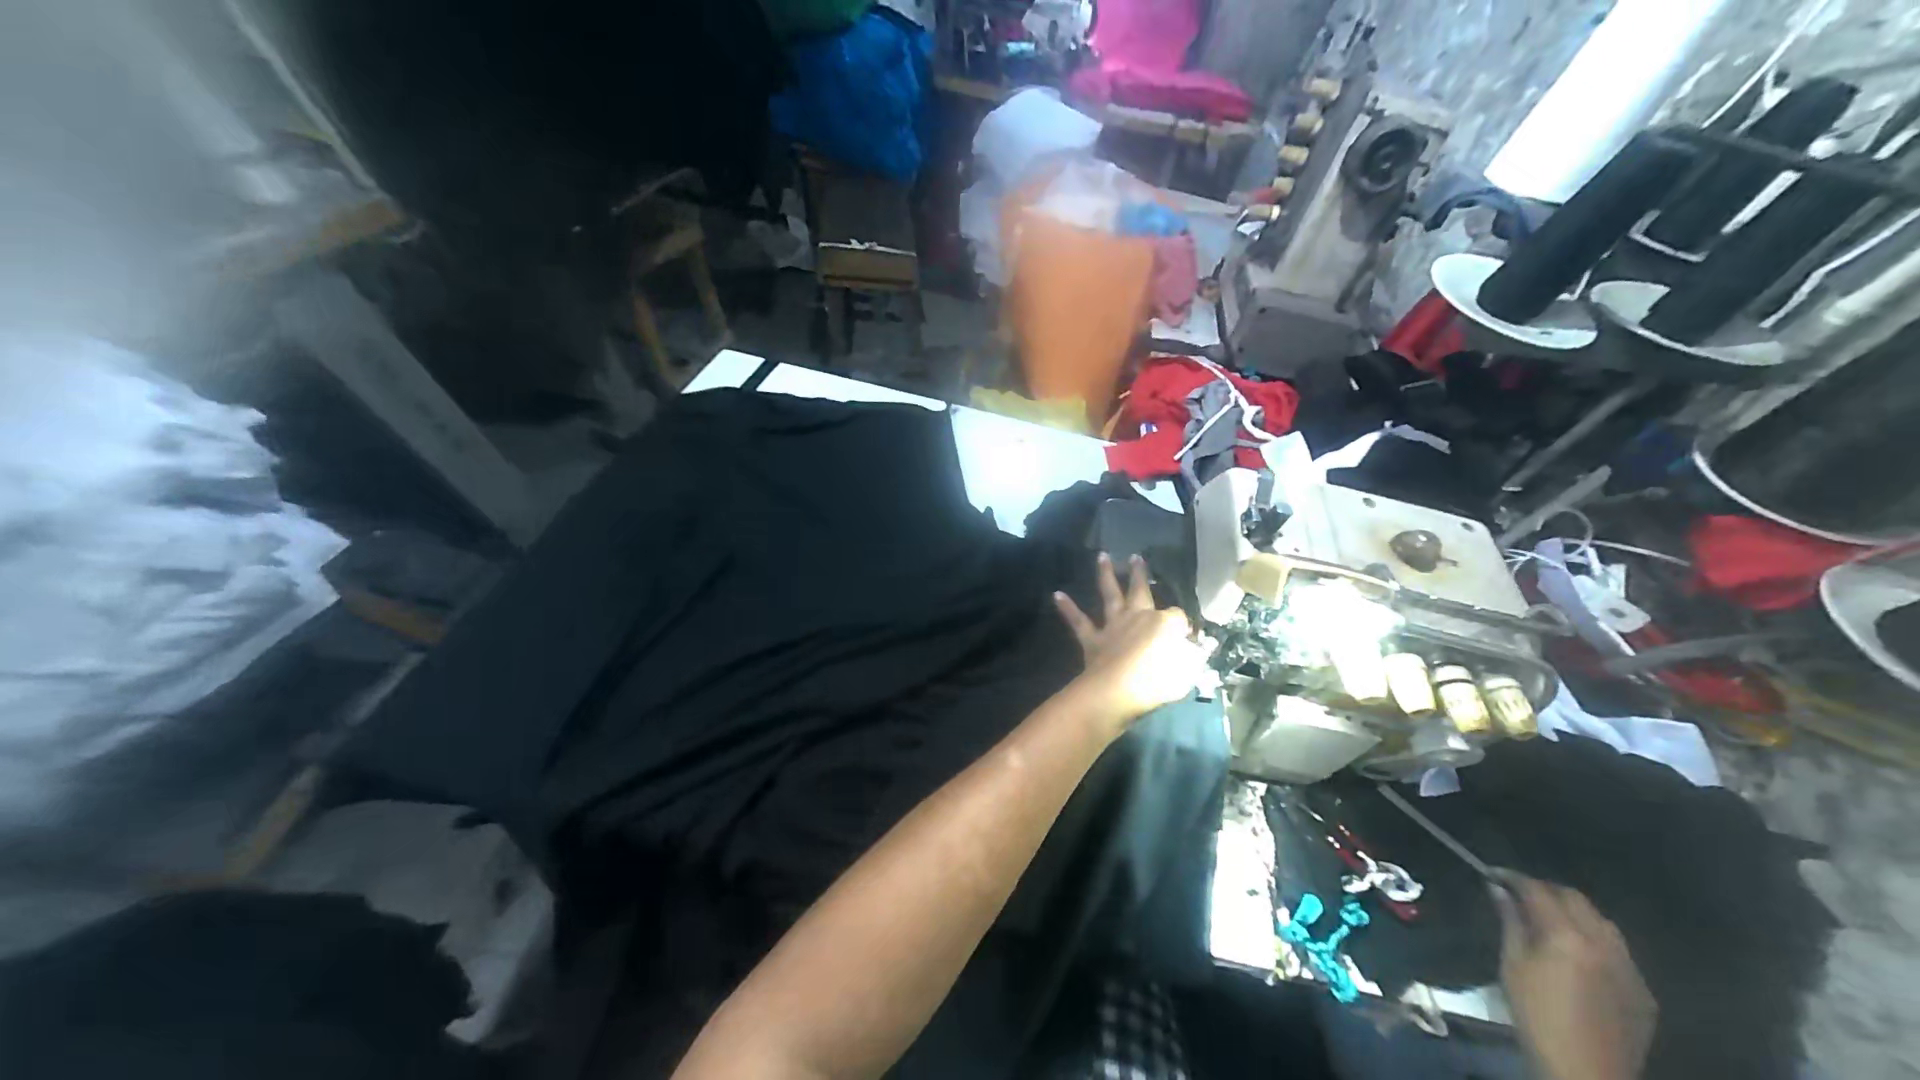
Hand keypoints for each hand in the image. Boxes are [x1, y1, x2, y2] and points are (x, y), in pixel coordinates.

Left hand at [1053, 553, 1204, 735]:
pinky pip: (1078, 621)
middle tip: (1136, 556)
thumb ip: (1193, 658)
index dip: (1182, 626)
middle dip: (1139, 574)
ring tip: (1102, 556)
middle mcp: (1138, 617)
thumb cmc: (1158, 683)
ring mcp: (1113, 626)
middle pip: (1140, 590)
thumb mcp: (1188, 672)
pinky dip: (1067, 608)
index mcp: (1164, 624)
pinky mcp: (1093, 639)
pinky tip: (1056, 595)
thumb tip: (1198, 648)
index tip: (1186, 637)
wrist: (1118, 691)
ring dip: (1105, 575)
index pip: (1178, 617)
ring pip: (1110, 595)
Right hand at [1495, 874, 1655, 1079]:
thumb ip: (1510, 923)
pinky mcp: (1644, 991)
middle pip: (1575, 899)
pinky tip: (1580, 957)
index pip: (1539, 891)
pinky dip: (1596, 941)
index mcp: (1567, 936)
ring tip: (1551, 922)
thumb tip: (1498, 890)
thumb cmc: (1537, 1016)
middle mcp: (1604, 944)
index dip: (1514, 878)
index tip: (1494, 875)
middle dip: (1546, 890)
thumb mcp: (1512, 966)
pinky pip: (1619, 951)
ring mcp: (1630, 968)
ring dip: (1575, 913)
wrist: (1586, 1073)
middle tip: (1520, 895)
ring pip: (1602, 922)